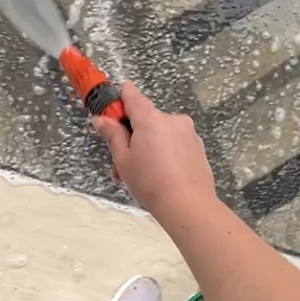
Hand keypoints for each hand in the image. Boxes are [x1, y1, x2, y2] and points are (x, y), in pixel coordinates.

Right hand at [91, 82, 216, 215]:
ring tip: (145, 175)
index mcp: (150, 119)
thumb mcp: (124, 161)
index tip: (113, 113)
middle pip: (148, 118)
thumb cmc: (150, 183)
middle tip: (125, 163)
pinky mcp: (199, 145)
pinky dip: (167, 153)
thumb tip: (101, 119)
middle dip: (135, 135)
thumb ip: (113, 136)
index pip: (132, 95)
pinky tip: (165, 176)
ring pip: (163, 132)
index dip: (120, 99)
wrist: (188, 205)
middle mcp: (172, 118)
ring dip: (151, 146)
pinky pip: (176, 143)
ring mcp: (188, 131)